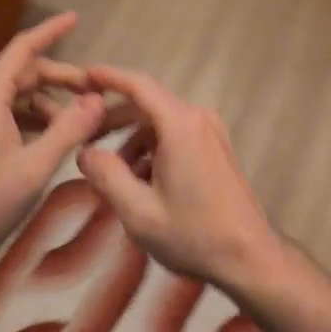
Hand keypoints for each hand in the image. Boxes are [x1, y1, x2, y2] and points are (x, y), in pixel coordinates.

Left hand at [0, 13, 105, 265]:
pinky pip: (3, 109)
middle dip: (61, 79)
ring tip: (78, 124)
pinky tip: (50, 138)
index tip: (76, 18)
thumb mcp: (34, 170)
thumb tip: (99, 99)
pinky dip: (30, 116)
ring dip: (47, 101)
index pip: (23, 48)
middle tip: (95, 95)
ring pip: (15, 92)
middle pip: (23, 72)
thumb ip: (68, 130)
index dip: (51, 31)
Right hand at [75, 66, 286, 290]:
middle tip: (82, 139)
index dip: (108, 77)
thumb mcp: (139, 212)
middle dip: (113, 120)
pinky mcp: (216, 147)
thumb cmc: (193, 234)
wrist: (248, 256)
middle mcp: (198, 117)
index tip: (82, 75)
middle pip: (147, 104)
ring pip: (160, 123)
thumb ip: (107, 176)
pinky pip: (176, 135)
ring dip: (133, 140)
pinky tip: (140, 182)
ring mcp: (211, 131)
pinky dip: (153, 149)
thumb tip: (84, 152)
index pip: (138, 85)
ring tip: (111, 175)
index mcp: (180, 124)